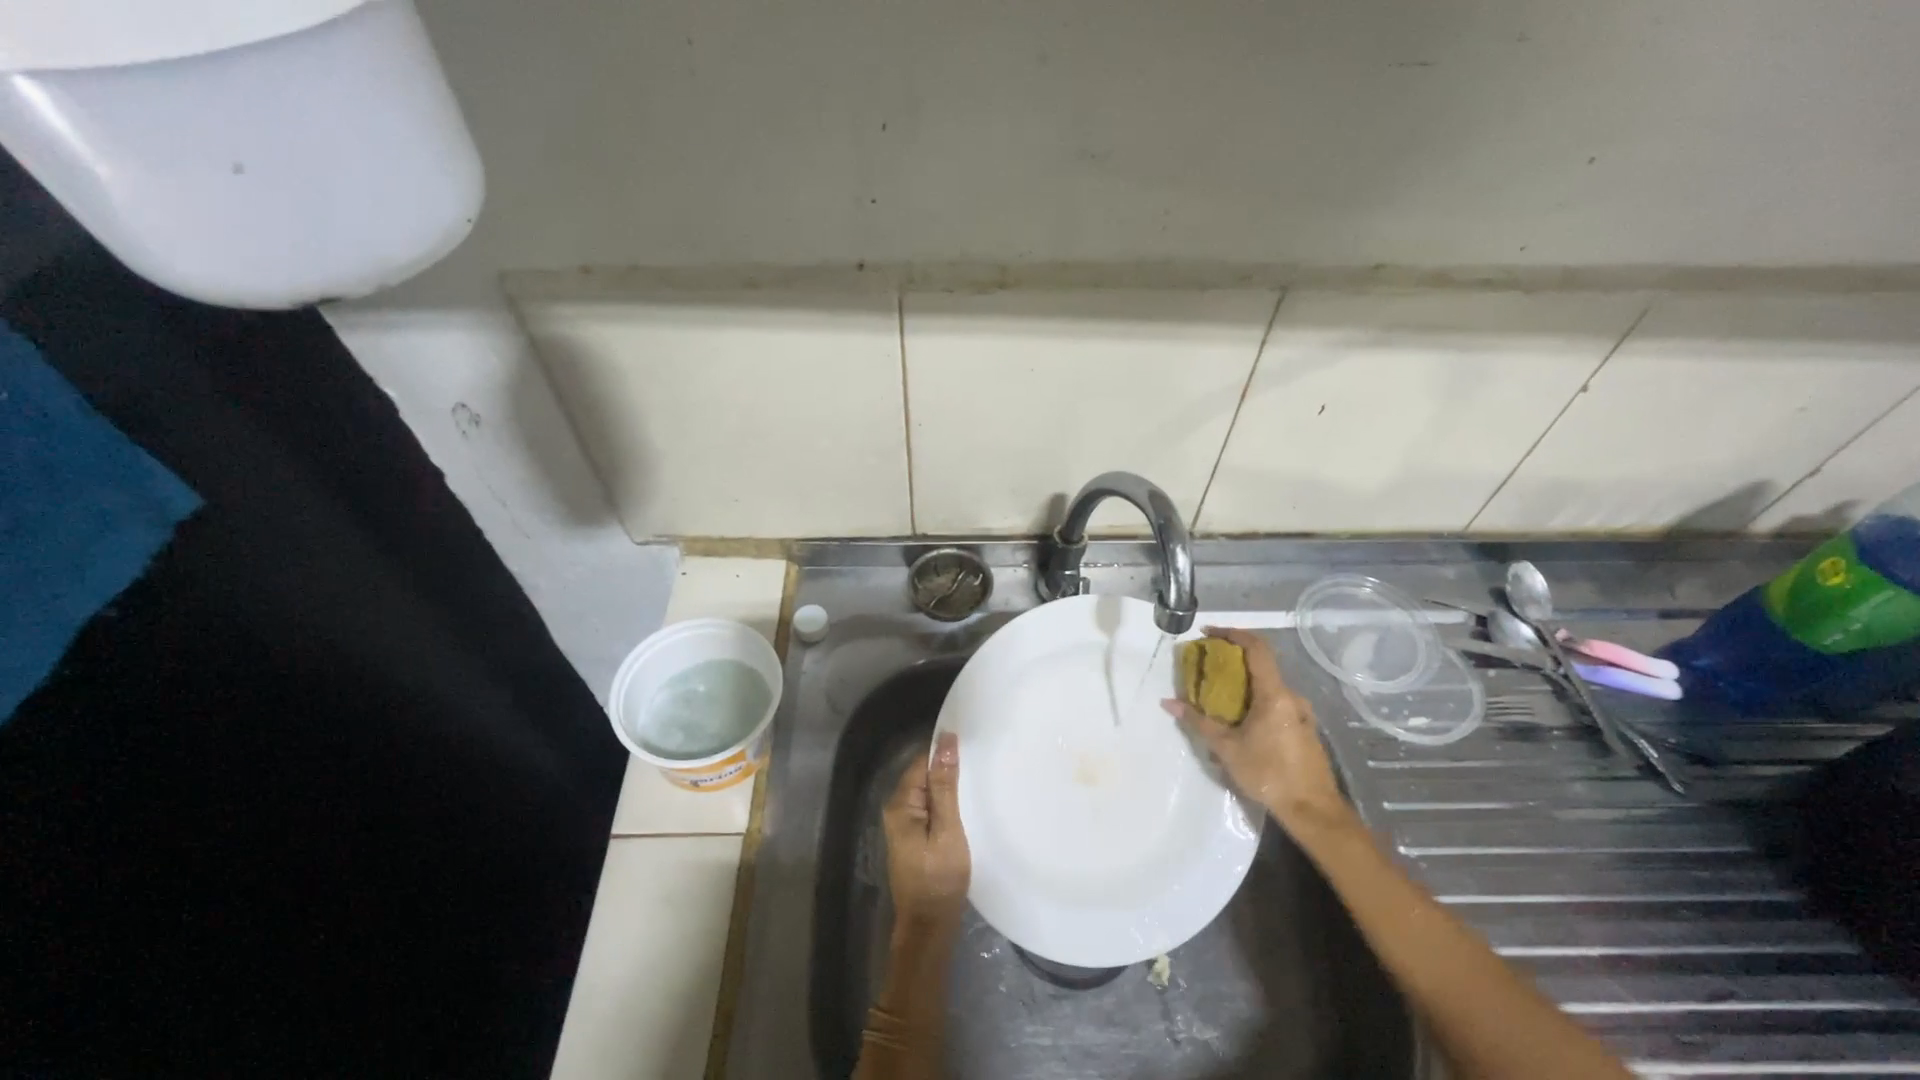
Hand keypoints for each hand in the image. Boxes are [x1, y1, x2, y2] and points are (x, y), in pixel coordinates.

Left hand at [882, 732, 970, 932]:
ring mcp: (904, 826)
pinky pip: (930, 810)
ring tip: (981, 780)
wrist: (929, 924)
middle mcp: (897, 810)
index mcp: (900, 804)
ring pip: (929, 794)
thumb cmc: (939, 877)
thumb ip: (946, 786)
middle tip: (982, 762)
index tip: (972, 745)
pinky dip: (947, 805)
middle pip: (924, 777)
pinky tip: (967, 806)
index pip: (921, 763)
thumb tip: (945, 744)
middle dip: (948, 769)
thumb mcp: (947, 829)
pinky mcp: (914, 838)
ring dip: (950, 788)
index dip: (944, 753)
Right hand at [1163, 627, 1355, 836]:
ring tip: (1219, 700)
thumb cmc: (1268, 774)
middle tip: (1208, 668)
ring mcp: (1302, 714)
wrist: (1312, 809)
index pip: (1257, 649)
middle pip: (1262, 667)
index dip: (1233, 634)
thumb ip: (1198, 722)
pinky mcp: (1305, 730)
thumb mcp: (1226, 748)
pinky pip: (1277, 706)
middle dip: (1233, 663)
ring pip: (1269, 689)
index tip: (1209, 634)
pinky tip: (1241, 724)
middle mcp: (1292, 697)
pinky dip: (1257, 703)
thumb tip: (1168, 703)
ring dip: (1245, 687)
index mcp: (1274, 694)